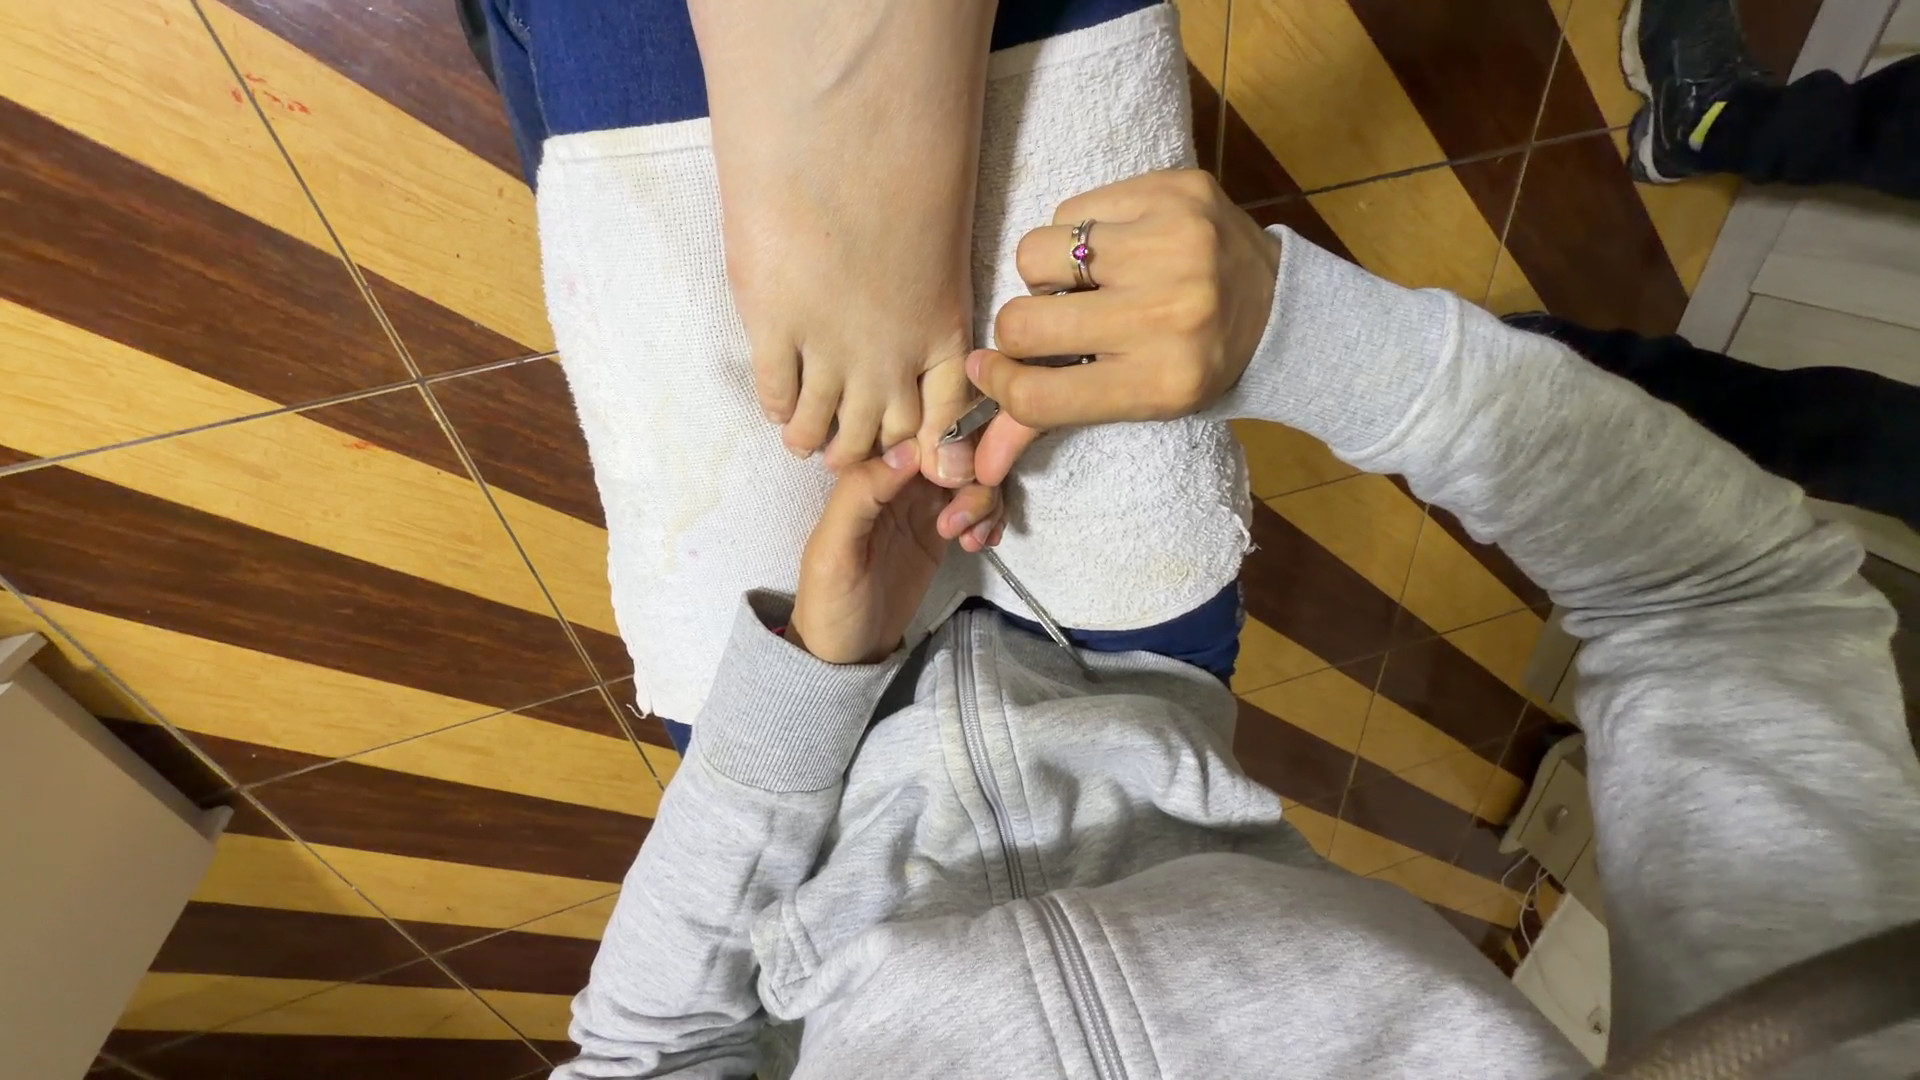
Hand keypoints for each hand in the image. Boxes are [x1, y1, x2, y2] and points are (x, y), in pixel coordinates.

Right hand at [691, 0, 993, 480]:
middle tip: (847, 452)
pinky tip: (777, 407)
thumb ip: (931, 302)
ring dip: (814, 442)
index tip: (917, 460)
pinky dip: (778, 409)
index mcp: (939, 330)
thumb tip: (917, 330)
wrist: (844, 127)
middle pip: (883, 432)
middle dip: (866, 450)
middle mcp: (890, 355)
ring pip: (824, 428)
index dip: (931, 446)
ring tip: (805, 443)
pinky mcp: (776, 328)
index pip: (942, 415)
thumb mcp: (943, 245)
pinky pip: (777, 393)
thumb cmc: (904, 169)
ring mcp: (832, 348)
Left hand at [790, 443, 1002, 664]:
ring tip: (972, 542)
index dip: (946, 446)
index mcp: (867, 474)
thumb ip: (861, 496)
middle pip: (955, 450)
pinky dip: (991, 517)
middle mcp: (898, 481)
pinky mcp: (942, 529)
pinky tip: (982, 545)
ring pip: (973, 476)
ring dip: (984, 502)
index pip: (917, 432)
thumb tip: (908, 449)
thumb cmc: (830, 602)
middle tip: (962, 525)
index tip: (953, 483)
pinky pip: (979, 506)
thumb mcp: (834, 551)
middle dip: (972, 479)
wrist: (847, 653)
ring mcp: (923, 504)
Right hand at [966, 170, 1282, 485]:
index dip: (998, 385)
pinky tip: (1115, 249)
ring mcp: (1175, 244)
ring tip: (1086, 283)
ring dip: (1047, 274)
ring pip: (1036, 254)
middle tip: (1053, 325)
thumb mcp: (1131, 404)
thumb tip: (979, 468)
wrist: (1281, 308)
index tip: (992, 370)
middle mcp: (1168, 314)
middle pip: (1023, 323)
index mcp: (1159, 383)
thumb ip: (1048, 423)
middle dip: (1021, 328)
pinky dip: (1080, 232)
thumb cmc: (1192, 365)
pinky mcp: (1177, 190)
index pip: (1036, 396)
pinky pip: (1073, 208)